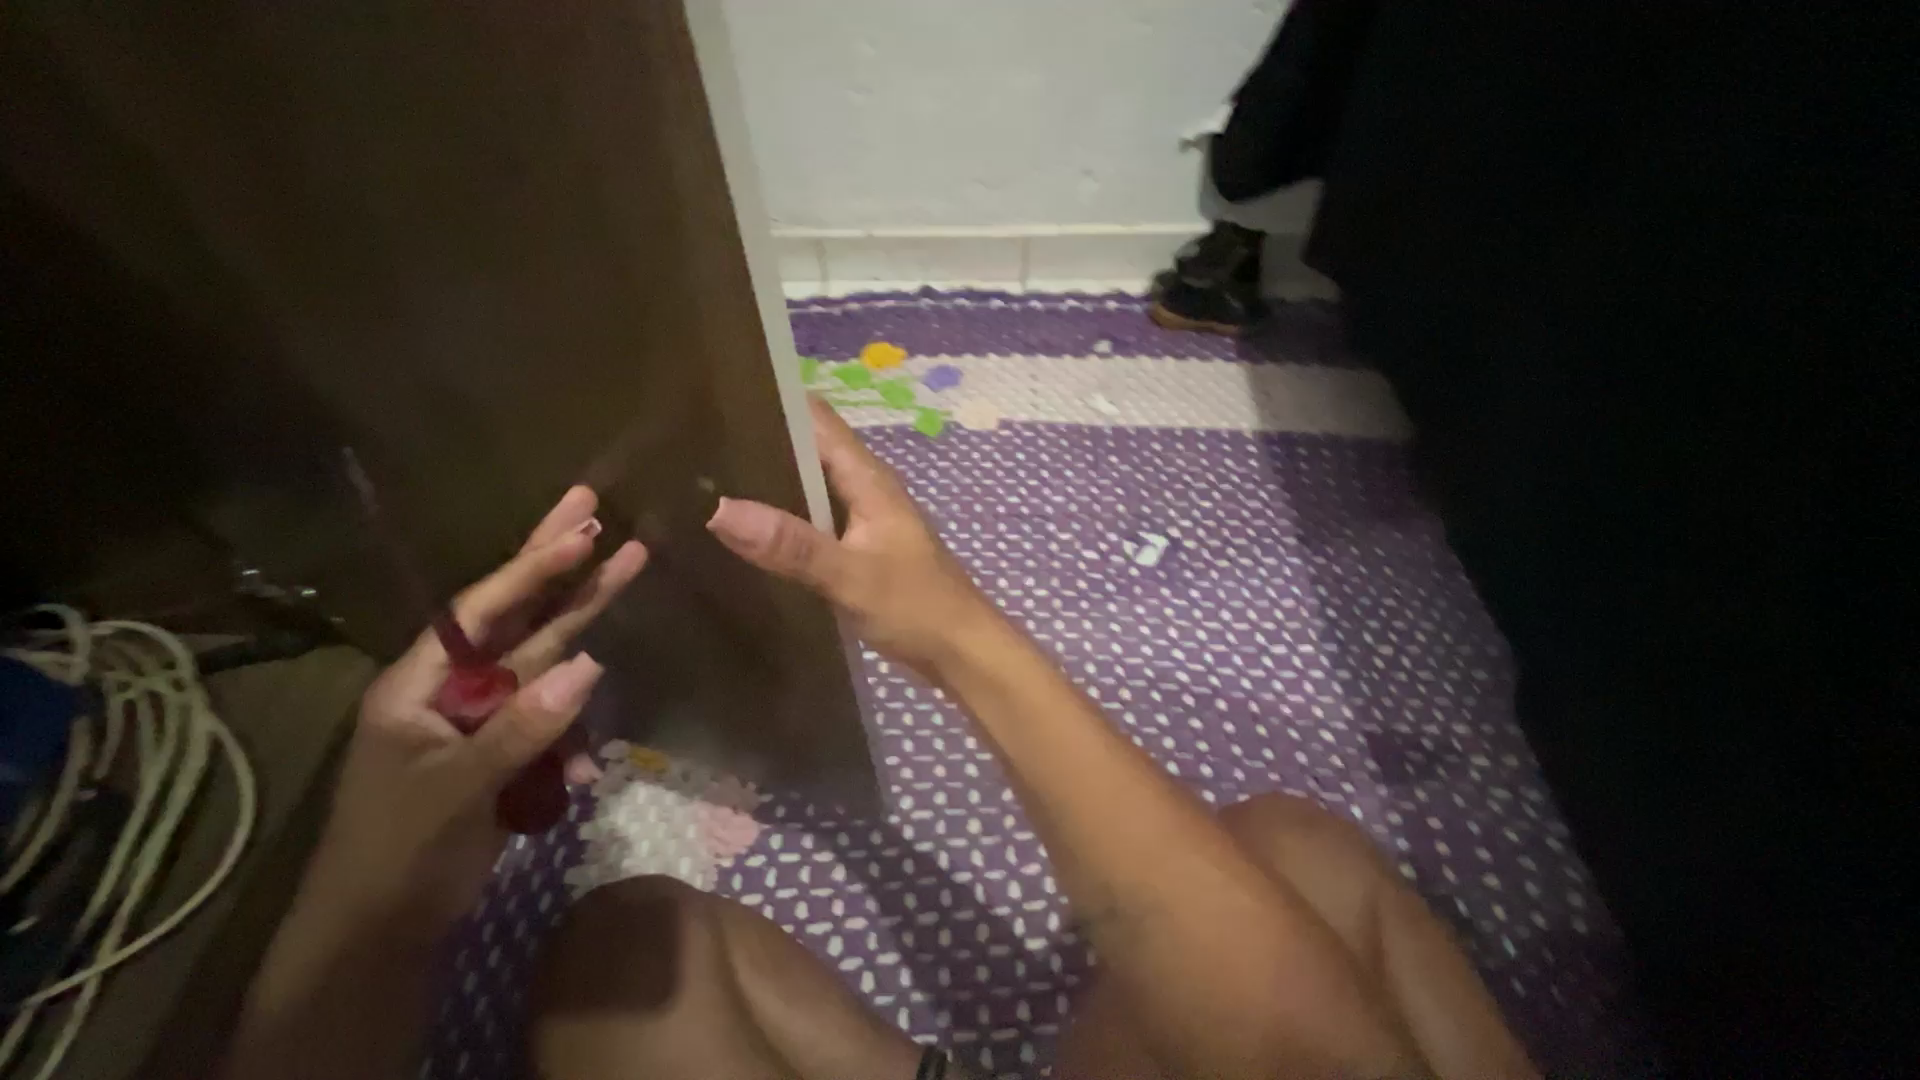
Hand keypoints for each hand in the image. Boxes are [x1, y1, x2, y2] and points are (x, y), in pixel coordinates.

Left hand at [308, 487, 646, 929]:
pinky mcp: (512, 751)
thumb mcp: (453, 789)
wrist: (381, 932)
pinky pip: (558, 724)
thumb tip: (592, 664)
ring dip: (587, 628)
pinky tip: (589, 770)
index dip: (534, 568)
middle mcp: (456, 686)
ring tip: (632, 571)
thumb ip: (522, 728)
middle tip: (600, 513)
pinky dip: (578, 738)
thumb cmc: (394, 852)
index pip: (483, 609)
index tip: (585, 530)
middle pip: (518, 616)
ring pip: (548, 661)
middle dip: (560, 566)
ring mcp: (488, 718)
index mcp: (421, 682)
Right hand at [707, 397, 1000, 675]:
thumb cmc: (916, 606)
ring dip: (768, 483)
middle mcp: (865, 489)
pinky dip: (783, 521)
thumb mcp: (851, 576)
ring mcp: (863, 521)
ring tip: (702, 480)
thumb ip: (791, 546)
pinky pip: (814, 522)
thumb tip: (718, 509)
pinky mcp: (859, 552)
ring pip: (809, 488)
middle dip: (759, 441)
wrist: (963, 652)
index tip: (714, 392)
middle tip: (692, 441)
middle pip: (808, 450)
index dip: (771, 398)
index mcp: (867, 478)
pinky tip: (746, 534)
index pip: (815, 418)